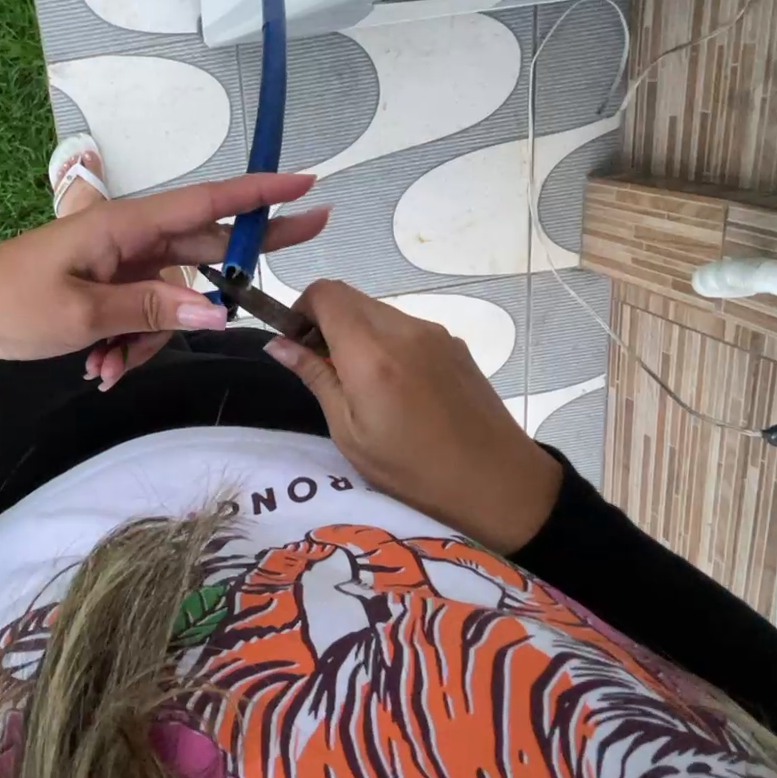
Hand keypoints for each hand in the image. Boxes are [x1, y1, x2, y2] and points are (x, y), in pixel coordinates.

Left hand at [0, 172, 327, 387]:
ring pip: (170, 300)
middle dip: (239, 266)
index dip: (258, 196)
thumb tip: (215, 312)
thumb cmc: (14, 304)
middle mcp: (129, 241)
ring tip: (106, 370)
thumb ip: (153, 310)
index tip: (306, 186)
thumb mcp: (85, 313)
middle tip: (310, 242)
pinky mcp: (107, 291)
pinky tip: (99, 369)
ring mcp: (119, 267)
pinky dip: (129, 346)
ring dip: (149, 341)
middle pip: (201, 248)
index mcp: (124, 228)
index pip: (204, 204)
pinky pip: (142, 317)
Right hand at [263, 280, 561, 553]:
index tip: (297, 344)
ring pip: (377, 311)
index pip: (325, 293)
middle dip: (324, 320)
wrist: (498, 484)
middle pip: (349, 297)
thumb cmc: (412, 470)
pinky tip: (395, 388)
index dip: (301, 309)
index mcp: (371, 354)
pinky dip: (384, 341)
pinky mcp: (453, 343)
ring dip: (355, 332)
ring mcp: (434, 333)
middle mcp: (403, 330)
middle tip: (322, 366)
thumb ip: (315, 378)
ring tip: (359, 383)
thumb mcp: (349, 432)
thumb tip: (278, 343)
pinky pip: (405, 327)